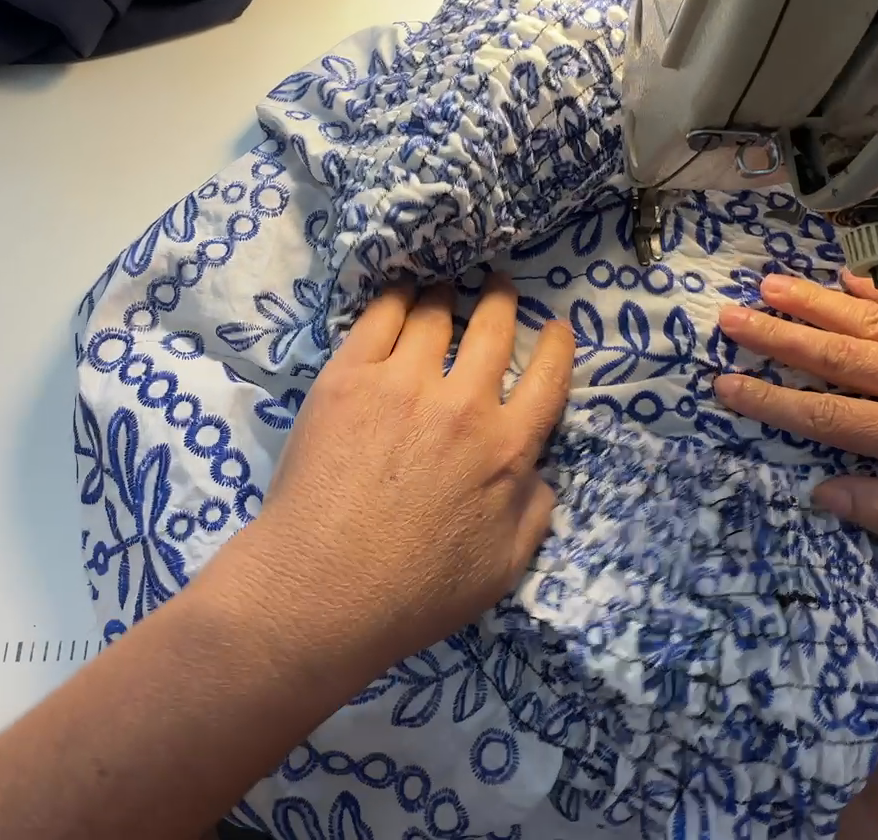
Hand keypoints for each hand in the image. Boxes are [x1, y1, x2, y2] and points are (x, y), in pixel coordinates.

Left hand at [245, 275, 573, 656]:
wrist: (320, 591)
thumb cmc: (416, 592)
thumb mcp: (505, 567)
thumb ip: (535, 511)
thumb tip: (539, 472)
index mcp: (507, 448)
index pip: (549, 375)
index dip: (557, 343)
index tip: (554, 328)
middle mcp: (463, 403)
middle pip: (494, 326)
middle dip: (502, 298)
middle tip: (498, 286)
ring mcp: (402, 384)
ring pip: (436, 312)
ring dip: (447, 295)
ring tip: (443, 290)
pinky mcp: (349, 377)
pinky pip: (380, 316)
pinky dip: (396, 297)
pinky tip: (400, 293)